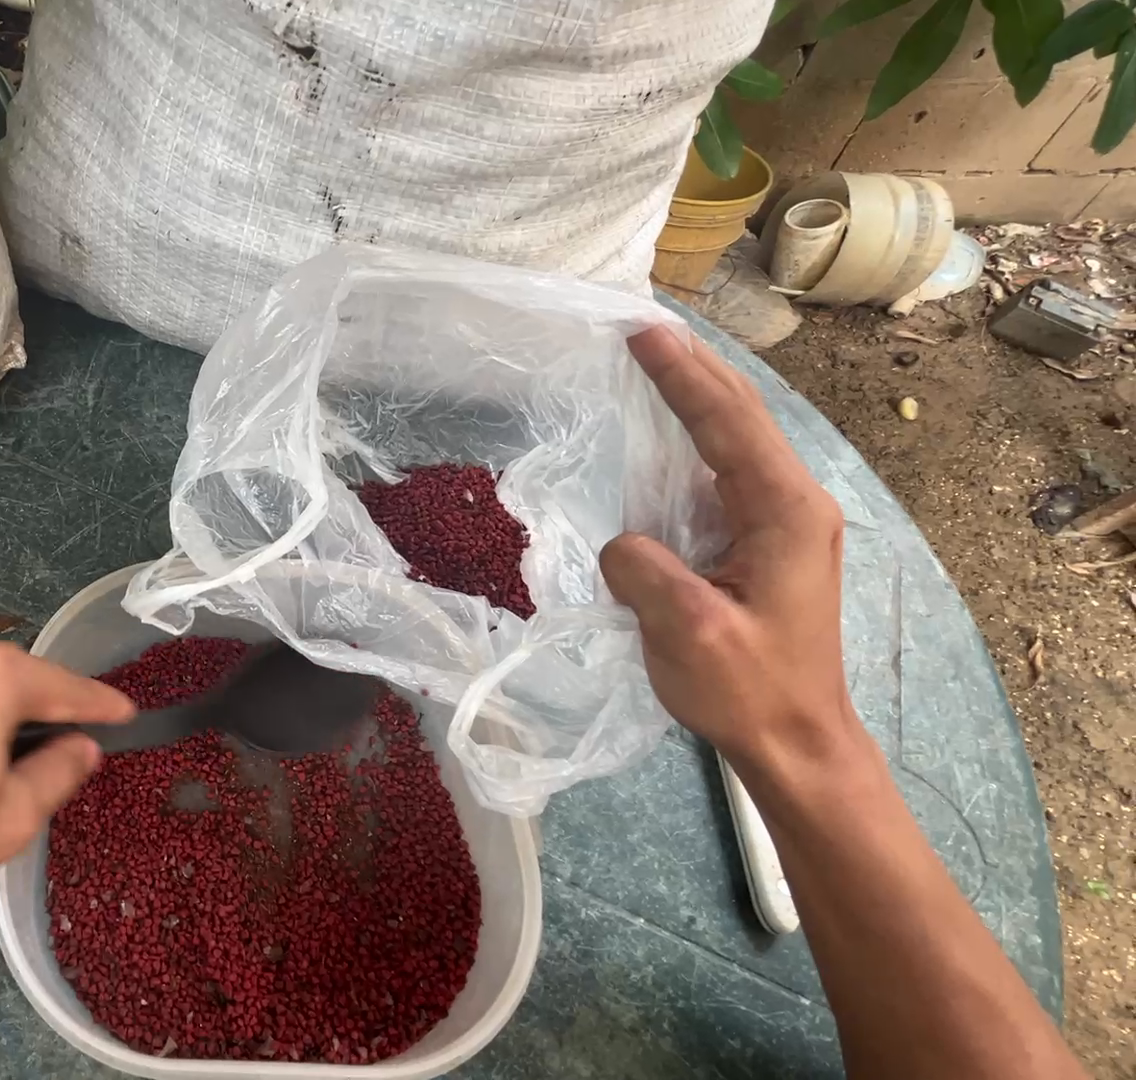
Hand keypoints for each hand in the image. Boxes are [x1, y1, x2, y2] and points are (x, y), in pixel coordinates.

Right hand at [600, 327, 859, 781]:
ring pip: (736, 438)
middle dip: (694, 368)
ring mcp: (781, 520)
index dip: (682, 377)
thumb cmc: (748, 687)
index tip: (642, 334)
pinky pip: (723, 470)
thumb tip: (621, 540)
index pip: (728, 425)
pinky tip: (668, 429)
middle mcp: (793, 503)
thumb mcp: (688, 632)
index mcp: (783, 513)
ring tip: (655, 360)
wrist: (796, 736)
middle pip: (743, 416)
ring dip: (697, 394)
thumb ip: (646, 570)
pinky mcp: (762, 539)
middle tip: (644, 329)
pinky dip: (694, 435)